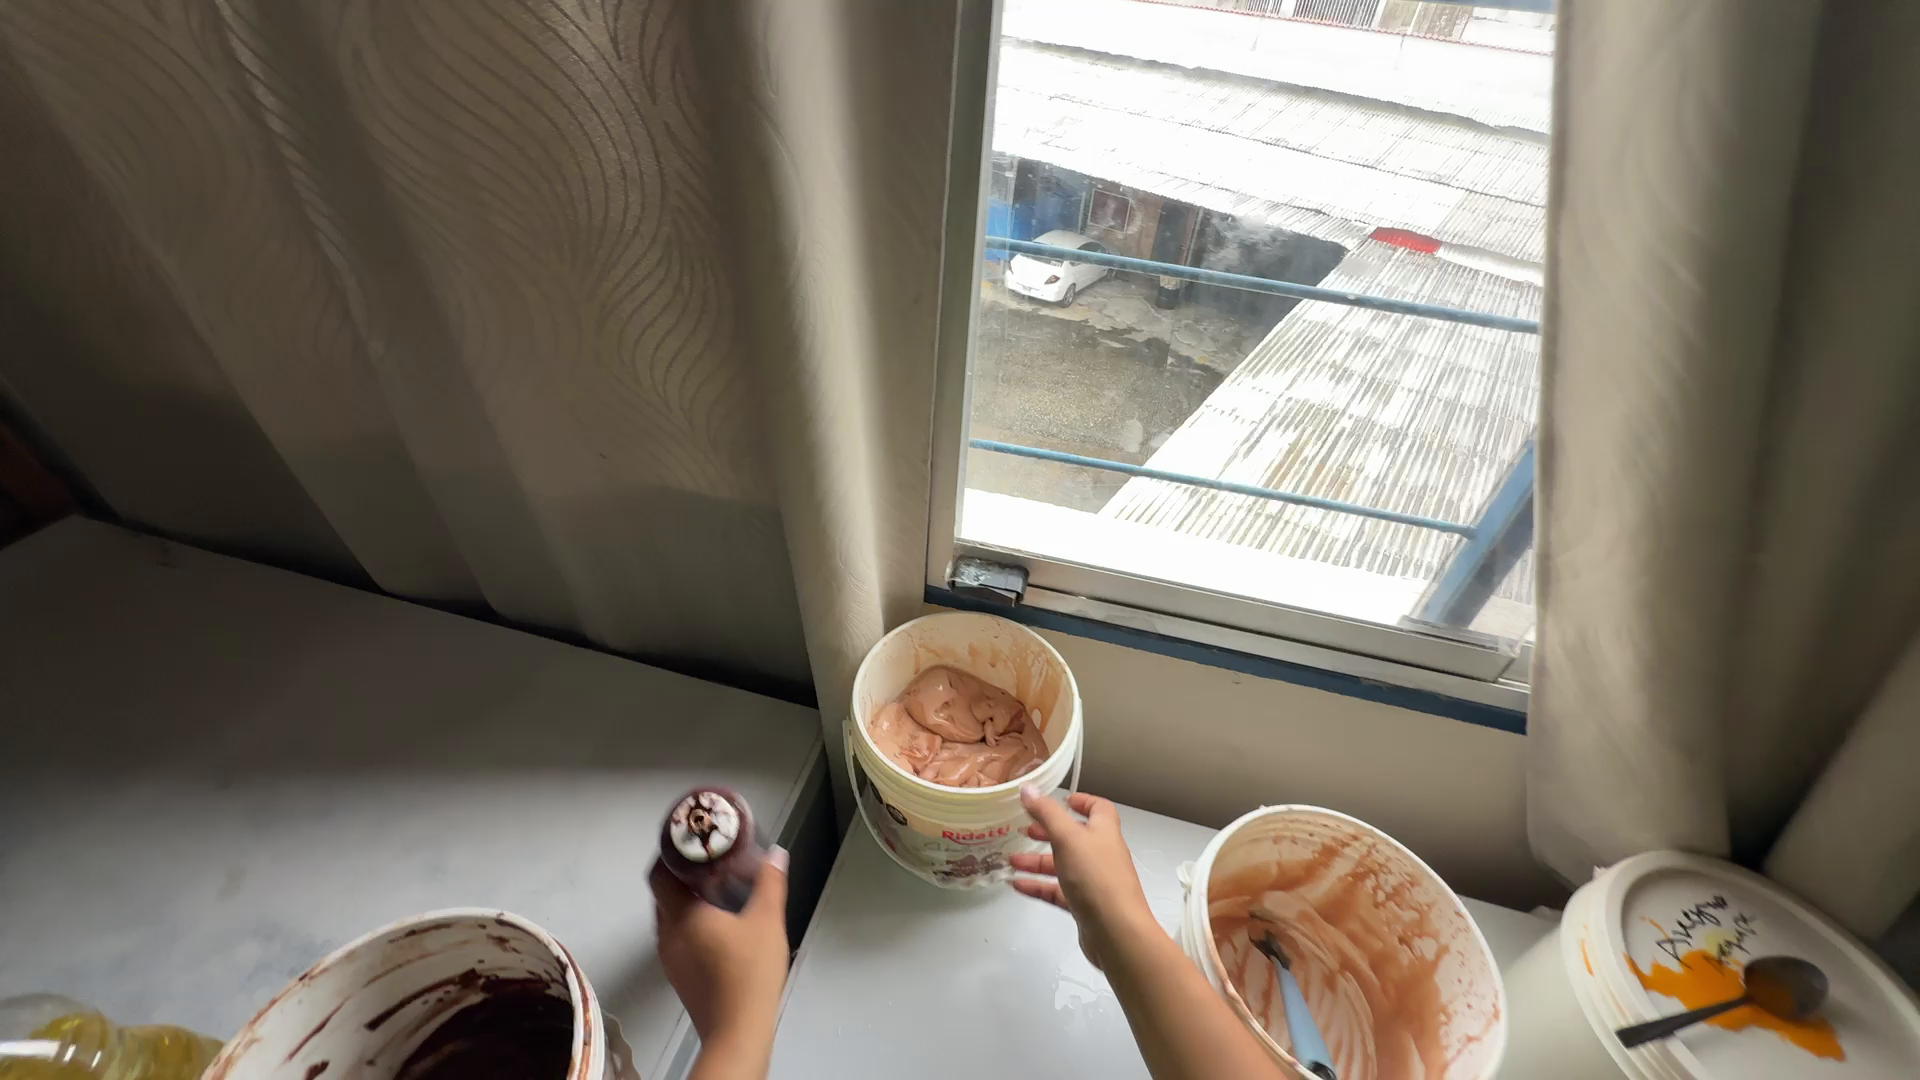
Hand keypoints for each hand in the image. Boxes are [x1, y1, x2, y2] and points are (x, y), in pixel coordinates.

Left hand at [649, 847, 790, 1044]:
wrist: (738, 1032)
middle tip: (707, 859)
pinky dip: (688, 920)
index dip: (669, 854)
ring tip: (714, 886)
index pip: (659, 876)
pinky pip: (676, 936)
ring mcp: (670, 960)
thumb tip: (776, 854)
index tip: (689, 841)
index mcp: (683, 916)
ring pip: (668, 917)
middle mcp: (668, 936)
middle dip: (680, 875)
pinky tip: (716, 921)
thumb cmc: (749, 971)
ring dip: (684, 899)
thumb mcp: (767, 919)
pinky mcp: (680, 976)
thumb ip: (770, 882)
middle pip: (662, 895)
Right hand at [1010, 786, 1157, 968]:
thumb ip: (1046, 812)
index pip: (1098, 808)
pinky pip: (1058, 890)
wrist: (1116, 933)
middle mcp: (1100, 853)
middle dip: (1048, 832)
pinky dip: (1039, 886)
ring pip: (1062, 865)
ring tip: (1011, 860)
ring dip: (1037, 861)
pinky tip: (1018, 885)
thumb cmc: (1096, 878)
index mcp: (1103, 830)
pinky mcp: (1084, 905)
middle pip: (1073, 836)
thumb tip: (1028, 788)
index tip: (1060, 801)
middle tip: (1024, 830)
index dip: (1081, 801)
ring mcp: (1093, 881)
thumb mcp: (1067, 837)